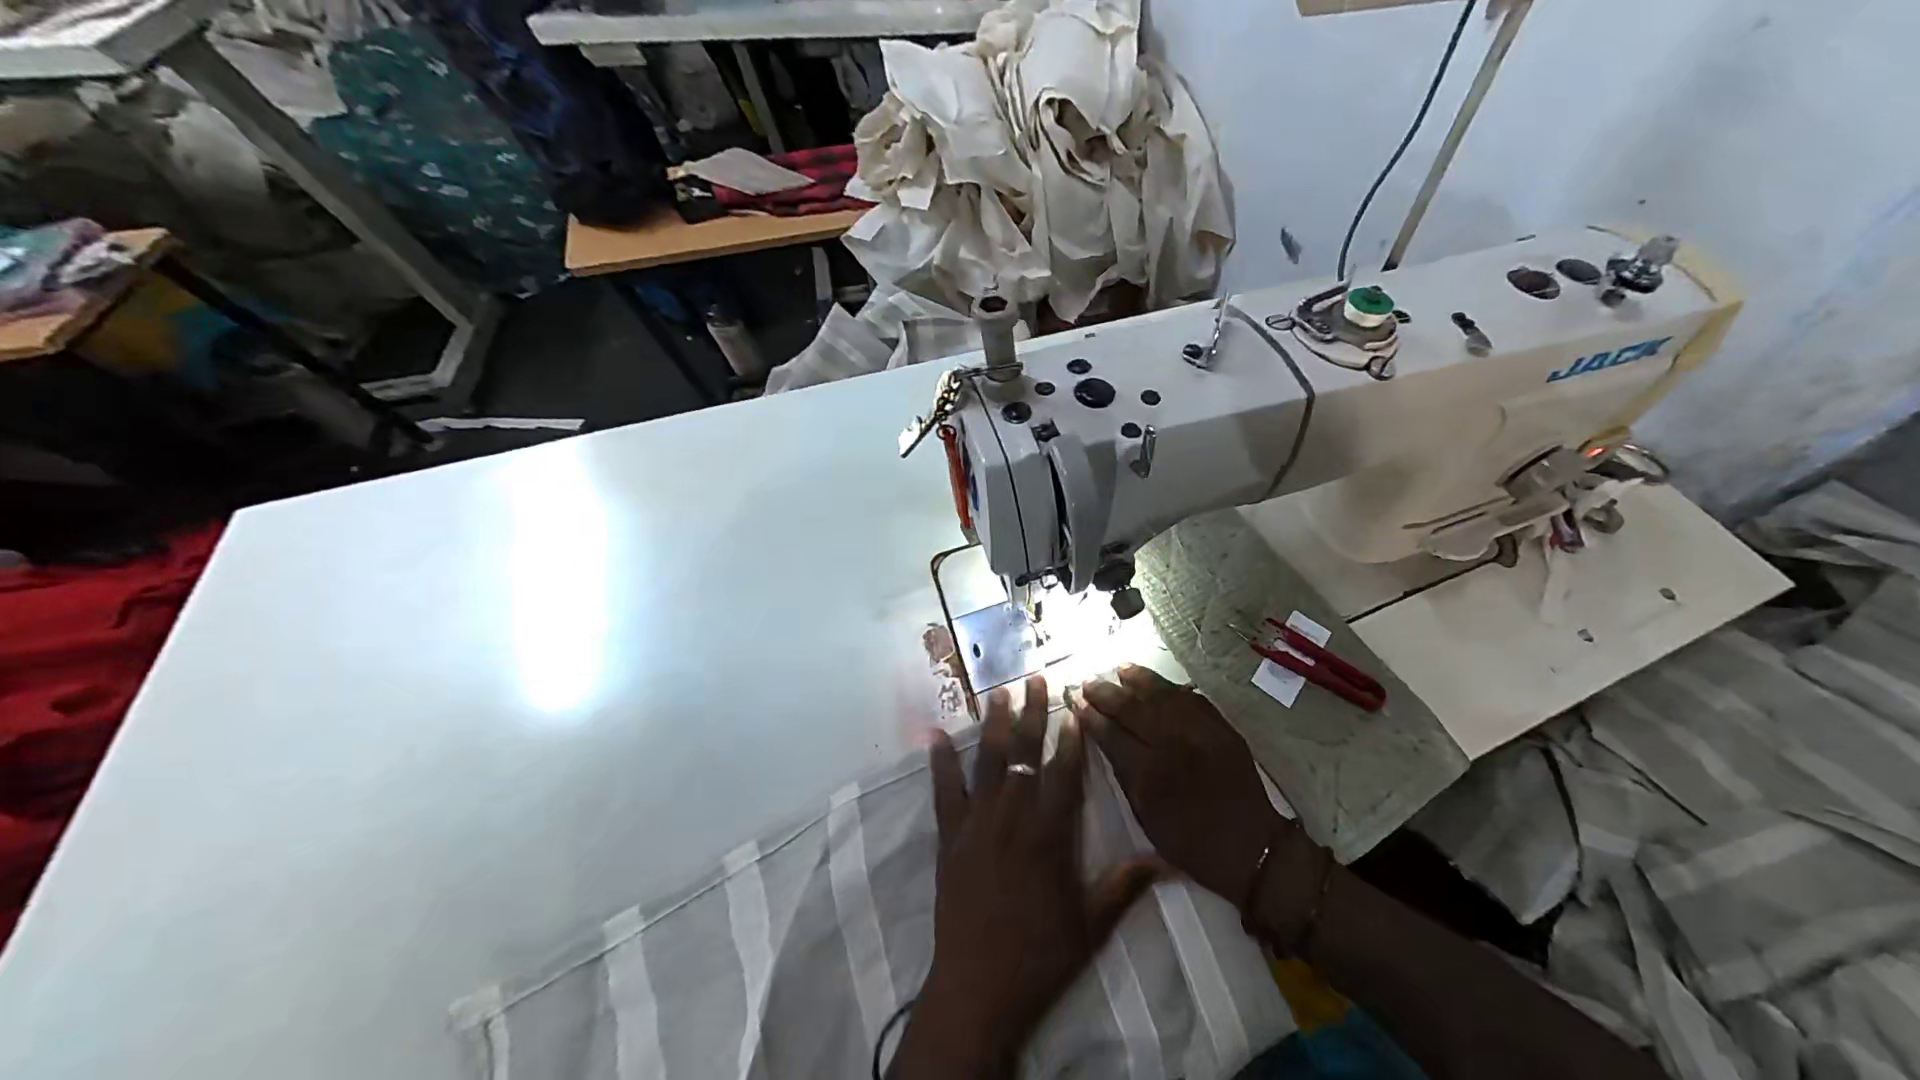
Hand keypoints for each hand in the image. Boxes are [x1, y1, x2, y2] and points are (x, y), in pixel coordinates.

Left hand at [890, 675, 1159, 1079]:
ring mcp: (976, 825)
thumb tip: (1165, 861)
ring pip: (987, 763)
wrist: (978, 986)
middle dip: (1032, 715)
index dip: (1072, 740)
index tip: (1075, 709)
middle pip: (1025, 756)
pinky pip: (943, 792)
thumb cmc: (1040, 955)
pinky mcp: (949, 838)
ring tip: (998, 693)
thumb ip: (1124, 885)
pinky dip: (940, 762)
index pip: (1064, 775)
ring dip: (994, 725)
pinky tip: (936, 734)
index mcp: (1049, 837)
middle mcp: (1012, 819)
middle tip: (1036, 679)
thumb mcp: (1091, 924)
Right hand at [1067, 666, 1292, 908]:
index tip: (1077, 703)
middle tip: (1090, 682)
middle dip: (1108, 693)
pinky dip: (1173, 688)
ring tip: (1121, 669)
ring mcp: (1201, 732)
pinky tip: (1160, 684)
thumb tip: (1105, 740)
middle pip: (1134, 709)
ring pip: (1164, 695)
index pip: (1113, 734)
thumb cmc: (1191, 841)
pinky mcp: (1222, 729)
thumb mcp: (1147, 816)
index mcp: (1150, 773)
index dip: (1093, 717)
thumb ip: (1125, 775)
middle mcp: (1174, 745)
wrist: (1252, 847)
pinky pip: (1193, 699)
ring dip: (1140, 680)